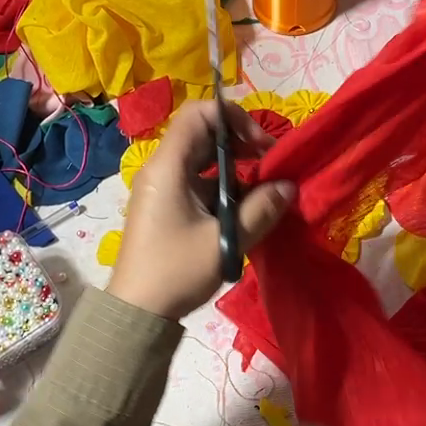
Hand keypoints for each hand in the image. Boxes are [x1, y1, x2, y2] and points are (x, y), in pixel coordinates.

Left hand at [106, 102, 296, 319]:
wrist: (137, 311)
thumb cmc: (176, 271)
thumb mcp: (225, 240)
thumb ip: (260, 209)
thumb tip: (288, 187)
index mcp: (168, 167)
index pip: (198, 114)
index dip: (233, 118)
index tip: (260, 145)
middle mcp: (161, 170)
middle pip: (202, 135)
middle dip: (240, 143)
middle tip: (270, 165)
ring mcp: (162, 189)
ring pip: (201, 161)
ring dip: (234, 168)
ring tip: (263, 189)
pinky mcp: (166, 208)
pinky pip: (196, 182)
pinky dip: (221, 187)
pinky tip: (243, 208)